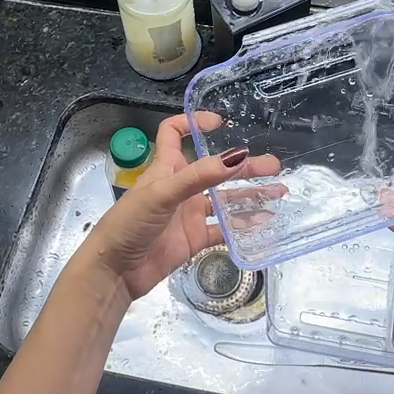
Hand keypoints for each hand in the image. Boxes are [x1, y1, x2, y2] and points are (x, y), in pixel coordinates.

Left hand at [71, 113, 280, 300]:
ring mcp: (189, 213)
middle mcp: (181, 187)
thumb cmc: (129, 224)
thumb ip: (200, 176)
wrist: (115, 271)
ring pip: (225, 200)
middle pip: (216, 169)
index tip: (221, 122)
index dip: (195, 122)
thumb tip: (238, 157)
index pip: (175, 133)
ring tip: (278, 193)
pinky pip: (224, 229)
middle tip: (273, 166)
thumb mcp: (162, 194)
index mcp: (166, 167)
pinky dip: (243, 226)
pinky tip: (263, 223)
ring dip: (250, 195)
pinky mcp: (194, 238)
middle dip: (243, 166)